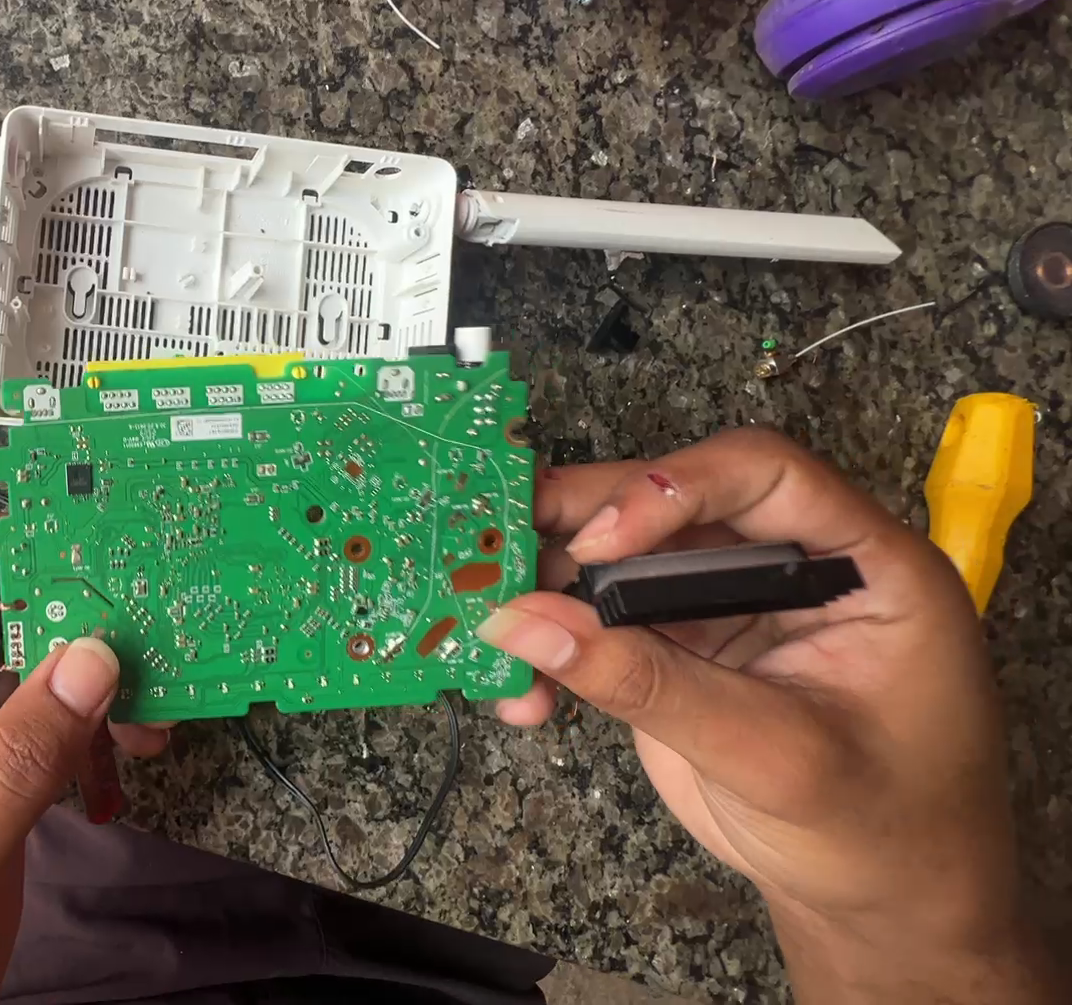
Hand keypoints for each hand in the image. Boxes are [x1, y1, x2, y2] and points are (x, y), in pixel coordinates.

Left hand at [0, 513, 167, 1004]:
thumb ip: (13, 764)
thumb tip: (89, 658)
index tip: (48, 541)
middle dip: (50, 617)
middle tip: (123, 615)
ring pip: (21, 673)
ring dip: (82, 678)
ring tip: (145, 700)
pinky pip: (43, 727)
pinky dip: (88, 727)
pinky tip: (131, 743)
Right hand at [480, 428, 1053, 1002]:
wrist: (866, 894)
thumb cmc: (879, 827)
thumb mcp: (773, 756)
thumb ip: (645, 684)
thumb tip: (518, 623)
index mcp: (852, 565)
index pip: (757, 474)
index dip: (667, 489)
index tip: (595, 546)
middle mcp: (768, 563)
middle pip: (649, 503)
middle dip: (563, 530)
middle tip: (491, 556)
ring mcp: (703, 598)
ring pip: (595, 556)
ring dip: (535, 597)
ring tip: (493, 640)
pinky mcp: (651, 636)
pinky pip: (575, 617)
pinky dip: (538, 649)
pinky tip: (523, 696)